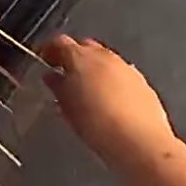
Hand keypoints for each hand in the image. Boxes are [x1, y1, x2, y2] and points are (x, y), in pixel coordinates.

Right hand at [41, 34, 176, 168]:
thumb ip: (58, 87)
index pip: (60, 42)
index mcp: (81, 58)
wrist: (140, 143)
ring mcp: (125, 67)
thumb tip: (52, 78)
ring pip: (103, 59)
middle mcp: (104, 56)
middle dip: (72, 56)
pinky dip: (111, 80)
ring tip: (86, 91)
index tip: (44, 58)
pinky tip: (108, 101)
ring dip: (93, 69)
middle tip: (63, 74)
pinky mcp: (141, 81)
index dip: (49, 49)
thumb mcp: (68, 109)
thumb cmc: (100, 127)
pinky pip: (120, 73)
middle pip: (83, 46)